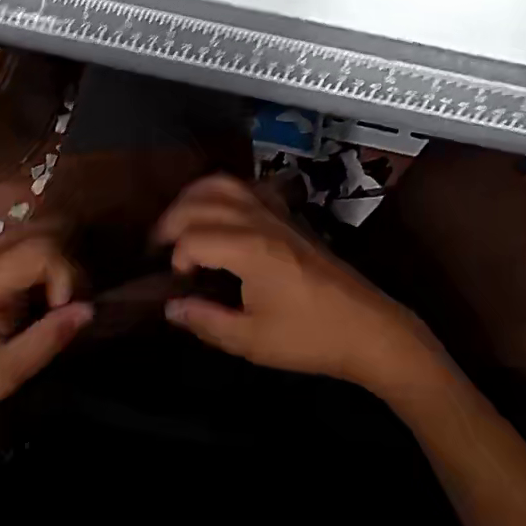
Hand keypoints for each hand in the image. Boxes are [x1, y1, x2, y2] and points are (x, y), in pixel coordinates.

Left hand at [0, 234, 91, 494]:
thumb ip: (46, 340)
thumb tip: (88, 310)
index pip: (44, 250)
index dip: (66, 278)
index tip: (62, 316)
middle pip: (38, 234)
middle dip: (63, 266)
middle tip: (65, 309)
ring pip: (26, 236)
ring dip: (49, 263)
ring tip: (52, 305)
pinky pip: (11, 249)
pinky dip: (32, 265)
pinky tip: (30, 302)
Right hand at [155, 175, 434, 389]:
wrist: (367, 327)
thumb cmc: (308, 337)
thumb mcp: (252, 341)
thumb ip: (206, 321)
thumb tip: (171, 307)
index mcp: (248, 249)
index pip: (193, 238)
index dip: (176, 258)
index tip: (179, 283)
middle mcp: (258, 220)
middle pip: (202, 201)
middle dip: (172, 219)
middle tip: (159, 246)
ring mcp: (275, 213)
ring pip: (224, 184)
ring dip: (194, 196)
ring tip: (179, 219)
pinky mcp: (288, 215)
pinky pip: (248, 187)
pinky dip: (224, 190)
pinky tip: (218, 210)